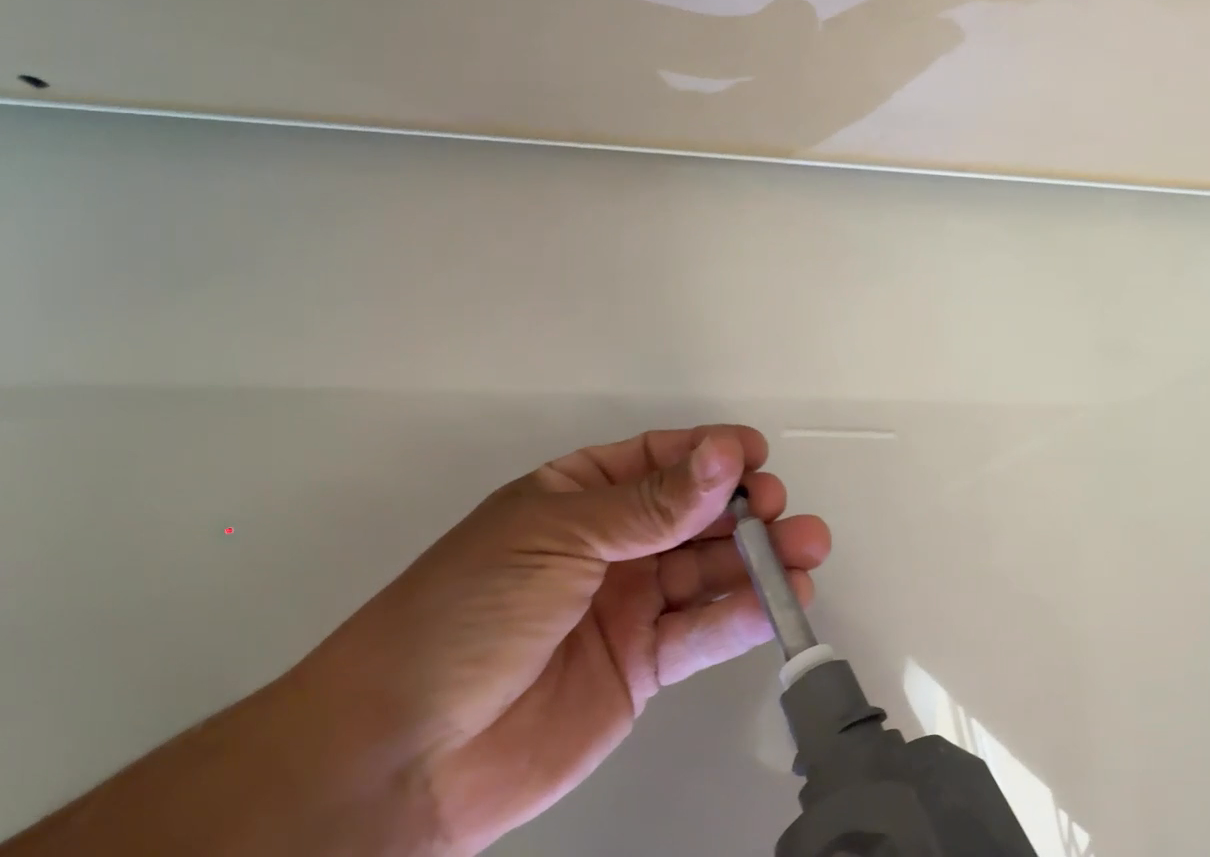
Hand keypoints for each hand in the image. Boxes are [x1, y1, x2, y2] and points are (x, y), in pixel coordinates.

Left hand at [289, 424, 829, 851]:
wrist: (402, 757)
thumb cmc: (464, 618)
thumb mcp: (556, 538)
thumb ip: (652, 504)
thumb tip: (725, 454)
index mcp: (575, 498)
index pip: (657, 461)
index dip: (709, 454)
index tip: (755, 456)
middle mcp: (608, 547)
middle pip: (694, 515)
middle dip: (743, 507)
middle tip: (777, 511)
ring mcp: (627, 607)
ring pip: (708, 571)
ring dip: (759, 560)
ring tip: (805, 551)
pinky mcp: (643, 667)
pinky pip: (702, 631)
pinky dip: (742, 616)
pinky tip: (780, 603)